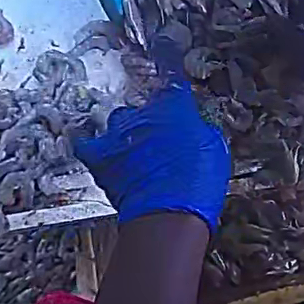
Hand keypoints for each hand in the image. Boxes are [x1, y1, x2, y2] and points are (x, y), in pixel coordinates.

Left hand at [76, 85, 230, 231]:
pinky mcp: (101, 157)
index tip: (179, 101)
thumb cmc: (195, 186)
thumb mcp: (215, 151)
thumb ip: (202, 132)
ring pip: (118, 121)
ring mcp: (119, 134)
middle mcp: (143, 114)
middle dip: (153, 119)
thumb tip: (200, 132)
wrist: (168, 215)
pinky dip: (94, 148)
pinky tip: (100, 152)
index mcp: (174, 107)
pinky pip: (89, 146)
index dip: (176, 97)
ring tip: (137, 147)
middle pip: (144, 107)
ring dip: (127, 132)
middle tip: (162, 137)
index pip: (173, 89)